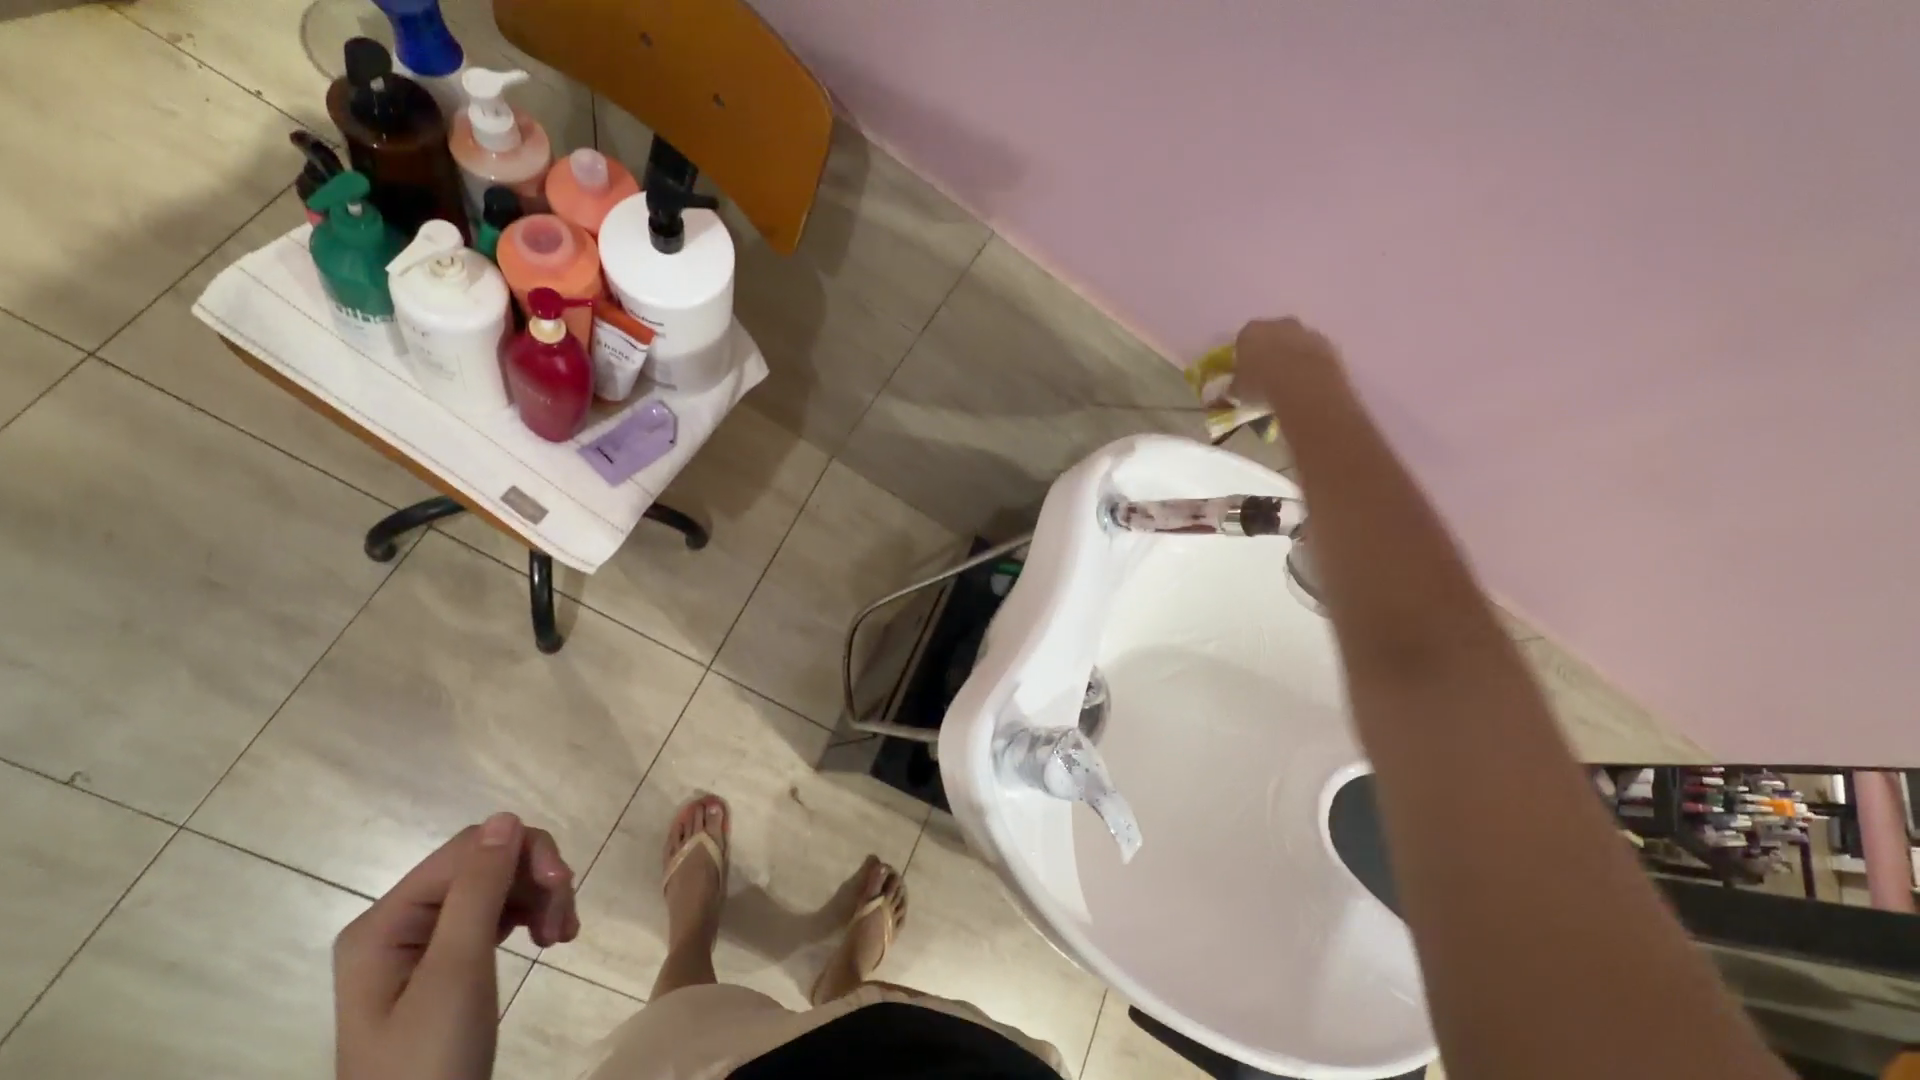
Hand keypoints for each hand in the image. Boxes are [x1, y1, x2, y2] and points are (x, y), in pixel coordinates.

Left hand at [334, 813, 579, 1079]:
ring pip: (495, 890)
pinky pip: (493, 919)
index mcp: (384, 922)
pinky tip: (550, 939)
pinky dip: (527, 920)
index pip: (466, 851)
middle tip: (566, 923)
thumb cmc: (430, 1062)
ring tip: (563, 937)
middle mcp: (398, 924)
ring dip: (538, 900)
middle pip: (482, 866)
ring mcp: (419, 947)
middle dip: (533, 882)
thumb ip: (479, 890)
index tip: (567, 885)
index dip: (522, 853)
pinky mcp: (443, 967)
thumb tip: (506, 816)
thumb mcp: (457, 973)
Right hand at [1230, 317, 1341, 403]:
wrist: (1304, 385)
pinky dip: (1309, 364)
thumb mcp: (1239, 392)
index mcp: (1250, 331)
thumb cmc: (1262, 385)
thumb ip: (1235, 387)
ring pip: (1294, 343)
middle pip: (1271, 336)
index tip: (1246, 374)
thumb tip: (1233, 390)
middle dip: (1269, 352)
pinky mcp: (1326, 343)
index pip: (1243, 340)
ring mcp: (1304, 331)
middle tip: (1268, 376)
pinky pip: (1313, 353)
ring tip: (1289, 382)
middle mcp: (1277, 324)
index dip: (1244, 357)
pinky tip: (1307, 382)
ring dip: (1291, 357)